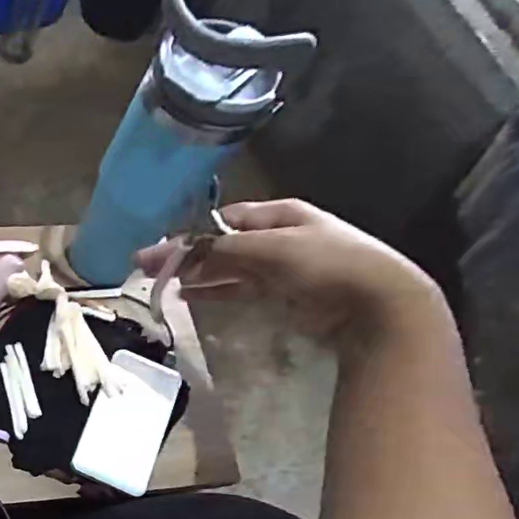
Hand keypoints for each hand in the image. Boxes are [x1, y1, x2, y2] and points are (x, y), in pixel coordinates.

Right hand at [134, 199, 446, 347]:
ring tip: (161, 284)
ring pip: (225, 268)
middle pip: (219, 244)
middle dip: (185, 255)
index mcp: (277, 215)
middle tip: (146, 267)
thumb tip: (183, 250)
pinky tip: (188, 297)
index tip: (158, 248)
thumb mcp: (273, 248)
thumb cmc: (326, 263)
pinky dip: (212, 292)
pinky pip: (235, 290)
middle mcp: (274, 237)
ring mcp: (275, 268)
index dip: (189, 233)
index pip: (221, 220)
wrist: (372, 304)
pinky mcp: (277, 296)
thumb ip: (225, 249)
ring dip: (195, 275)